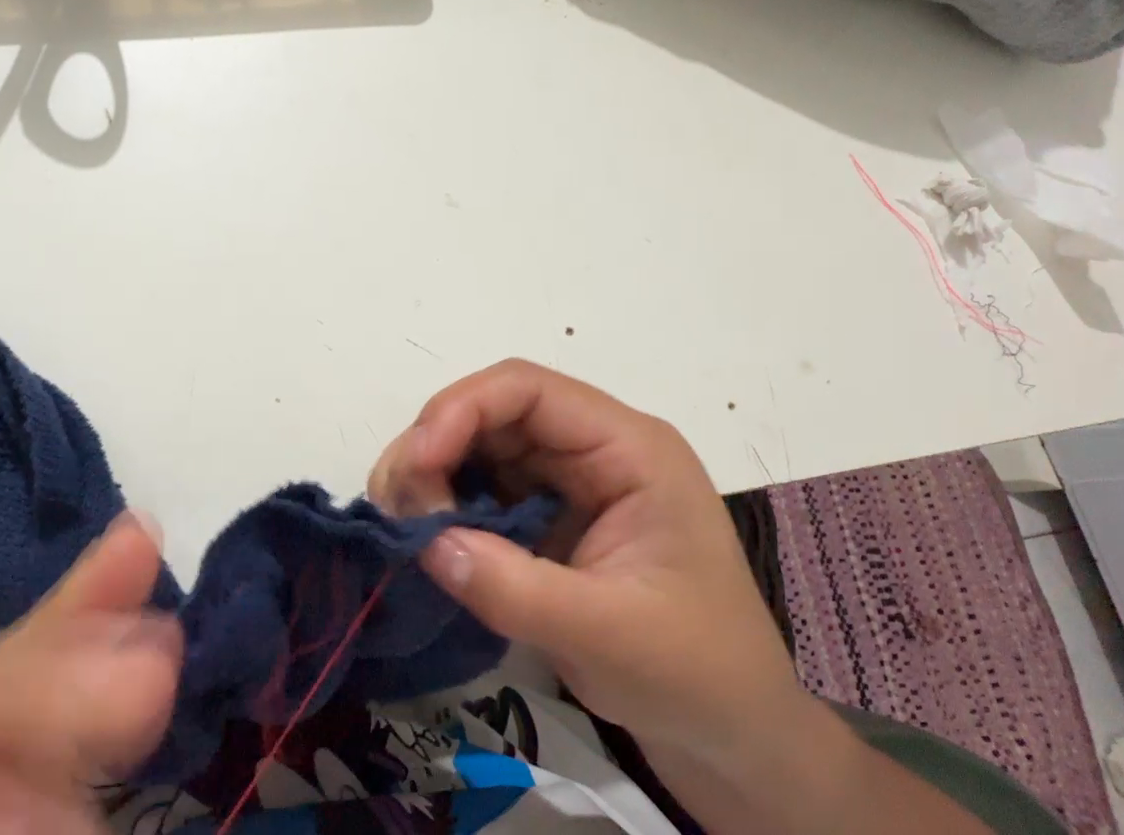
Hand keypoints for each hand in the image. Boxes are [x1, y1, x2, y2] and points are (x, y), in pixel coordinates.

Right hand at [370, 362, 992, 834]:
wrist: (727, 733)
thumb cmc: (693, 674)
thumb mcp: (608, 634)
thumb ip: (516, 588)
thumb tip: (425, 542)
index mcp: (628, 450)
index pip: (526, 391)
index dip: (459, 411)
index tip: (416, 467)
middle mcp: (591, 450)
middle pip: (488, 414)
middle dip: (431, 450)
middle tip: (397, 512)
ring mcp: (564, 483)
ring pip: (473, 449)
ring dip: (427, 479)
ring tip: (403, 528)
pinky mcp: (542, 517)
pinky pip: (475, 490)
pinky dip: (440, 508)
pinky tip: (425, 540)